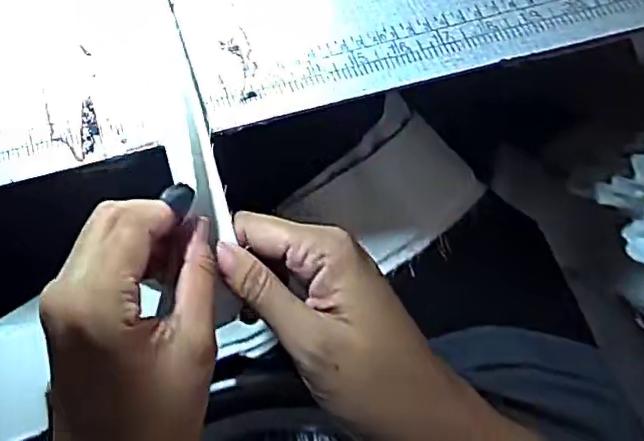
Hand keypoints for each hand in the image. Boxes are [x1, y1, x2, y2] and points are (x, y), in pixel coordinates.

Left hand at [40, 199, 218, 440]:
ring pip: (96, 232)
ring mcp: (56, 296)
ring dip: (136, 233)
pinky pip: (89, 256)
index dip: (164, 211)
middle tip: (189, 235)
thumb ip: (197, 280)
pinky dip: (121, 252)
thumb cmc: (148, 430)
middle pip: (106, 218)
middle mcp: (64, 290)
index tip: (194, 215)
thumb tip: (199, 235)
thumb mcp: (191, 353)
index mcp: (92, 301)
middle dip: (150, 218)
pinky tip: (151, 272)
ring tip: (176, 257)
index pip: (126, 222)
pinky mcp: (58, 304)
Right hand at [218, 213, 537, 440]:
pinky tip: (264, 317)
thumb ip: (260, 289)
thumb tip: (218, 250)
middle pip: (258, 237)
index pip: (249, 224)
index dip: (224, 248)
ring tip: (245, 315)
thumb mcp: (310, 342)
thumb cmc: (381, 389)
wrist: (436, 429)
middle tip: (227, 305)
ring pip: (268, 256)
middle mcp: (329, 244)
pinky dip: (269, 292)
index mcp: (326, 246)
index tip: (207, 278)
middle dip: (238, 267)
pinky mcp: (333, 283)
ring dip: (252, 283)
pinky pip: (286, 272)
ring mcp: (333, 263)